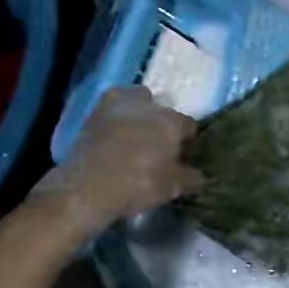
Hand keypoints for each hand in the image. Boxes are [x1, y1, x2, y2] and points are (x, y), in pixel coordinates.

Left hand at [35, 86, 203, 238]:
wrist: (88, 186)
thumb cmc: (137, 185)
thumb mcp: (171, 188)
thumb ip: (190, 178)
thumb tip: (199, 175)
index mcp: (171, 121)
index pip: (188, 125)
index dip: (187, 140)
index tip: (181, 155)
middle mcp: (148, 105)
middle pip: (163, 110)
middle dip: (162, 124)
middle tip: (157, 146)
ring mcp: (119, 104)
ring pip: (138, 99)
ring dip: (140, 112)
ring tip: (134, 135)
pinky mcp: (96, 110)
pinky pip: (114, 104)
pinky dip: (118, 113)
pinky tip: (114, 131)